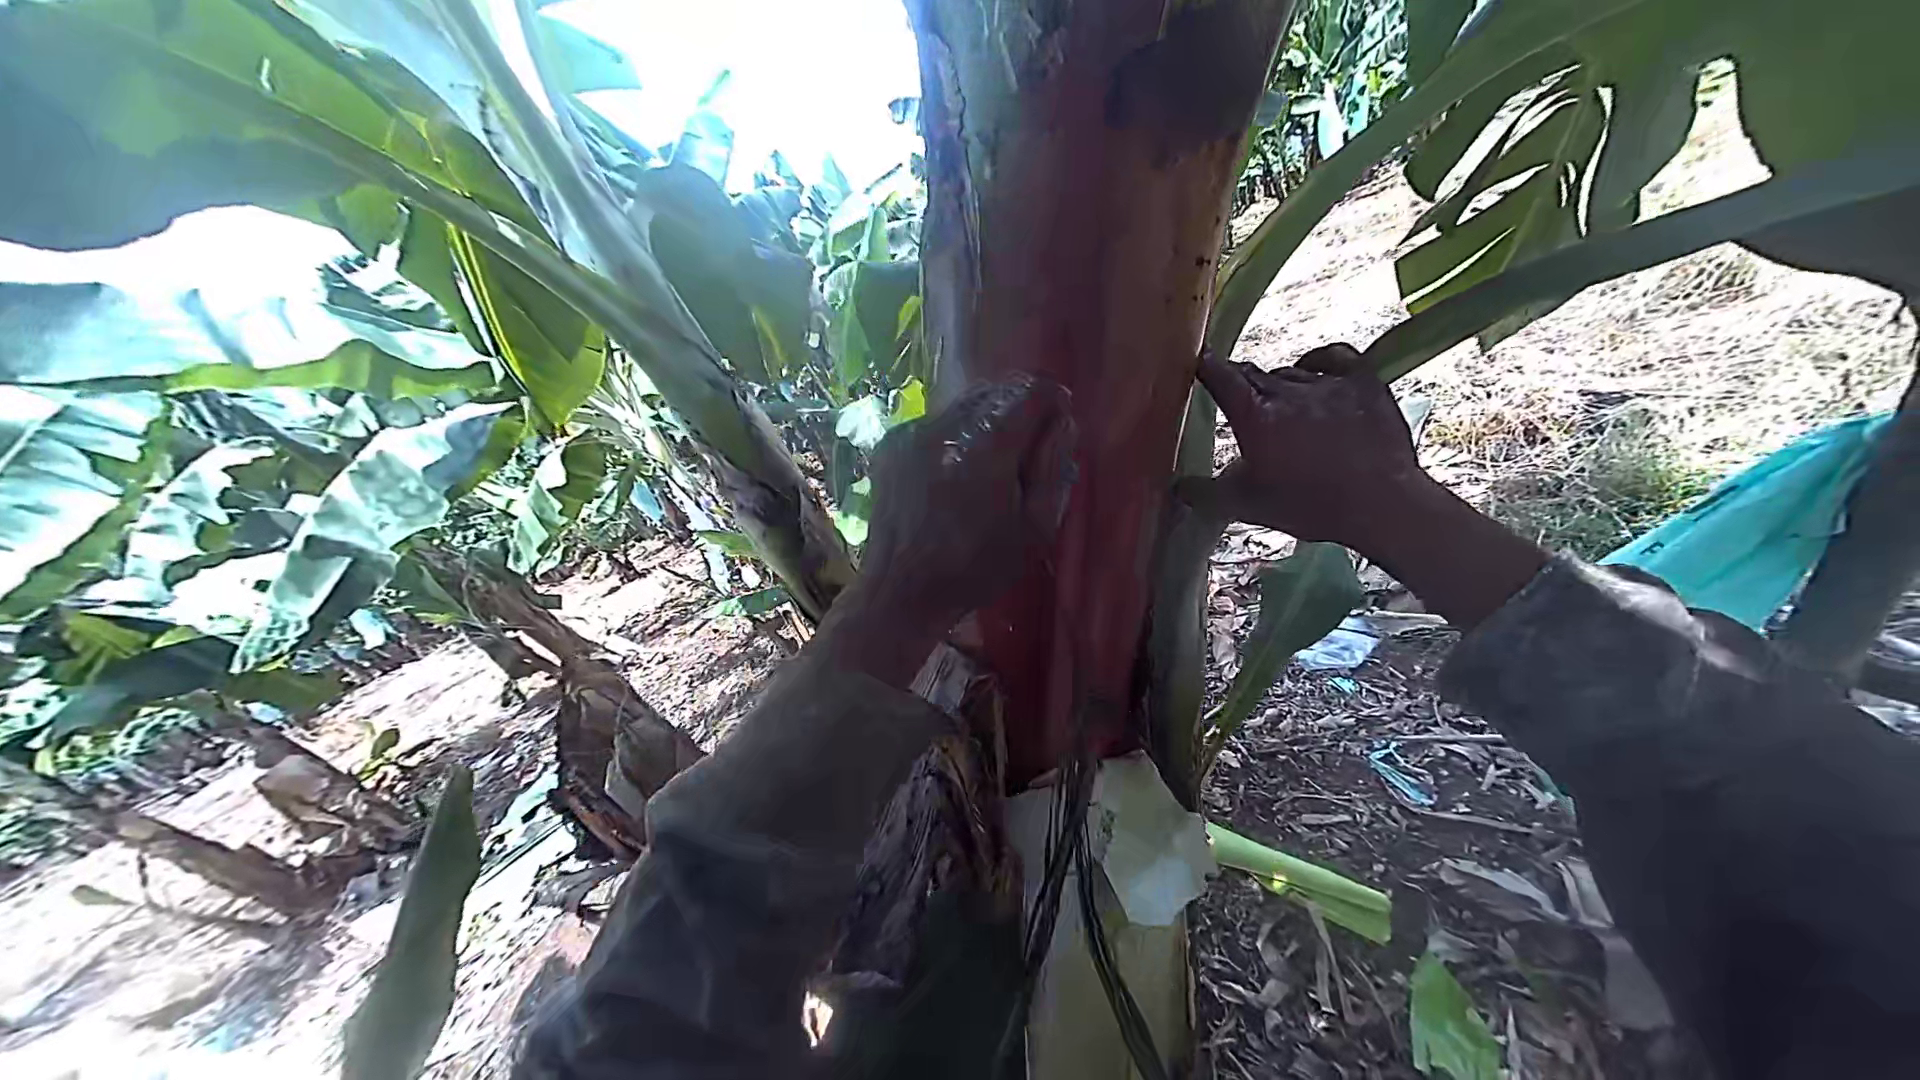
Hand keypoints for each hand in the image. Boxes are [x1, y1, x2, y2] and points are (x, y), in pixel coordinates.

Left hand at [852, 375, 1075, 631]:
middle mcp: (949, 424)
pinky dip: (954, 437)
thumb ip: (1053, 468)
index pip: (1031, 392)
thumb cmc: (975, 567)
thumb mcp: (1035, 528)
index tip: (1059, 418)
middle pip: (996, 392)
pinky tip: (953, 473)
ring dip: (986, 422)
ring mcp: (914, 431)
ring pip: (964, 405)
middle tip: (1027, 446)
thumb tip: (1062, 424)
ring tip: (989, 463)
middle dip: (1020, 409)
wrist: (900, 589)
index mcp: (990, 444)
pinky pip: (935, 424)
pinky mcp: (892, 445)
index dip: (1052, 400)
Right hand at [1183, 343, 1428, 548]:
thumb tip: (1178, 487)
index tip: (1198, 361)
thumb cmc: (1309, 505)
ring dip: (1277, 384)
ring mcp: (1327, 384)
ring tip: (1280, 405)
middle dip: (1240, 383)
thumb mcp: (1247, 505)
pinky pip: (1333, 357)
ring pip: (1289, 372)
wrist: (1381, 503)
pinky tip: (1312, 370)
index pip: (1221, 378)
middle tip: (1237, 400)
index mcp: (1255, 417)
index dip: (1206, 367)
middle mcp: (1286, 391)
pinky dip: (1316, 361)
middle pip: (1253, 374)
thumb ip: (1207, 494)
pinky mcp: (1363, 383)